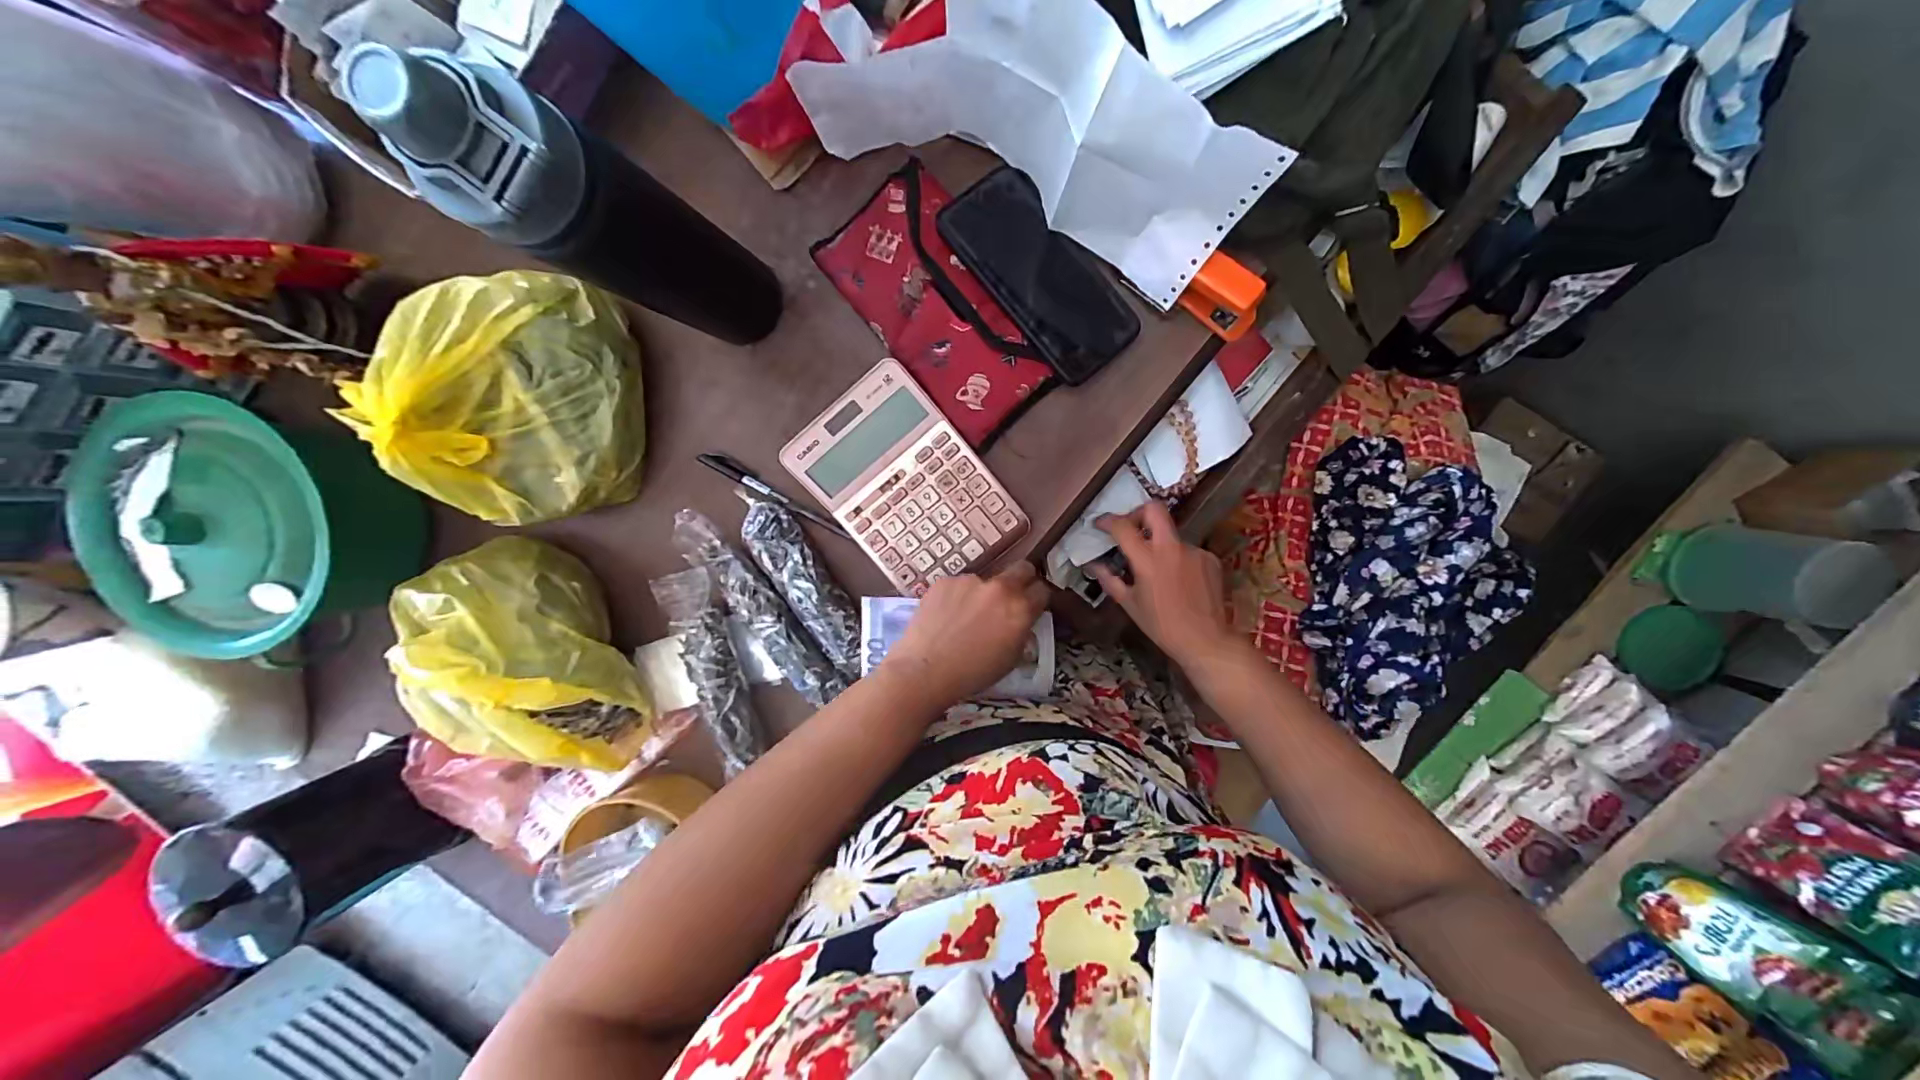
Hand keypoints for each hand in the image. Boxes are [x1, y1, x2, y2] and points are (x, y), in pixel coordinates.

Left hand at [879, 561, 1051, 708]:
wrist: (926, 670)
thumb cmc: (973, 673)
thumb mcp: (1011, 658)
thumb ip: (1021, 631)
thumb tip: (1021, 621)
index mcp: (1020, 609)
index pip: (1042, 590)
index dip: (1038, 599)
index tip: (1032, 606)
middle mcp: (999, 588)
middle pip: (1022, 568)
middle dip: (1022, 580)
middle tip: (1010, 599)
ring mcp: (970, 581)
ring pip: (985, 581)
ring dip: (982, 594)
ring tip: (964, 618)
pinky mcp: (945, 581)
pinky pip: (958, 586)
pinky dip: (956, 597)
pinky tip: (945, 617)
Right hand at [1090, 502, 1242, 668]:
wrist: (1206, 641)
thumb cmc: (1162, 626)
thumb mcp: (1130, 604)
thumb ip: (1110, 580)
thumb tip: (1094, 565)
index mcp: (1148, 560)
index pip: (1123, 526)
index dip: (1107, 520)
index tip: (1101, 524)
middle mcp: (1172, 548)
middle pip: (1154, 509)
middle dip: (1138, 513)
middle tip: (1131, 528)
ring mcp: (1195, 551)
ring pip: (1172, 535)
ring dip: (1160, 545)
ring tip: (1158, 571)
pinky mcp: (1210, 558)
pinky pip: (1188, 551)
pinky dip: (1179, 560)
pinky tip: (1179, 581)